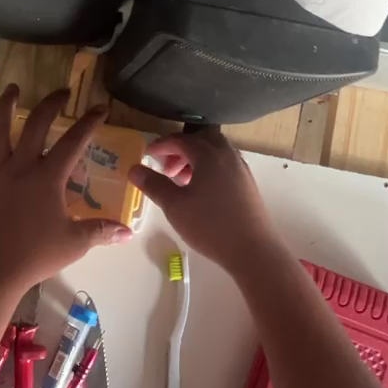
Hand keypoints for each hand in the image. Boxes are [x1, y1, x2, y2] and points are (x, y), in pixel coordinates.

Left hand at [0, 86, 132, 294]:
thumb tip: (128, 231)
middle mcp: (20, 167)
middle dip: (50, 103)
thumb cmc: (35, 255)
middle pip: (36, 124)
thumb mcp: (74, 243)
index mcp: (48, 177)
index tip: (101, 108)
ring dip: (5, 106)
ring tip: (11, 89)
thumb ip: (101, 231)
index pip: (74, 141)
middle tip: (61, 92)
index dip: (89, 122)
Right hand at [129, 128, 288, 273]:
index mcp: (209, 155)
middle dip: (181, 148)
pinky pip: (224, 164)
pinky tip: (200, 192)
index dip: (161, 145)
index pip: (181, 140)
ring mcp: (241, 169)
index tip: (147, 155)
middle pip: (202, 138)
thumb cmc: (209, 225)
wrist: (252, 249)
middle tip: (166, 167)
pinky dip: (209, 168)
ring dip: (196, 159)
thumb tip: (134, 169)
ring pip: (215, 151)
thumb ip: (153, 184)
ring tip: (181, 182)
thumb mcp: (174, 205)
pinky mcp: (247, 184)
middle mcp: (227, 155)